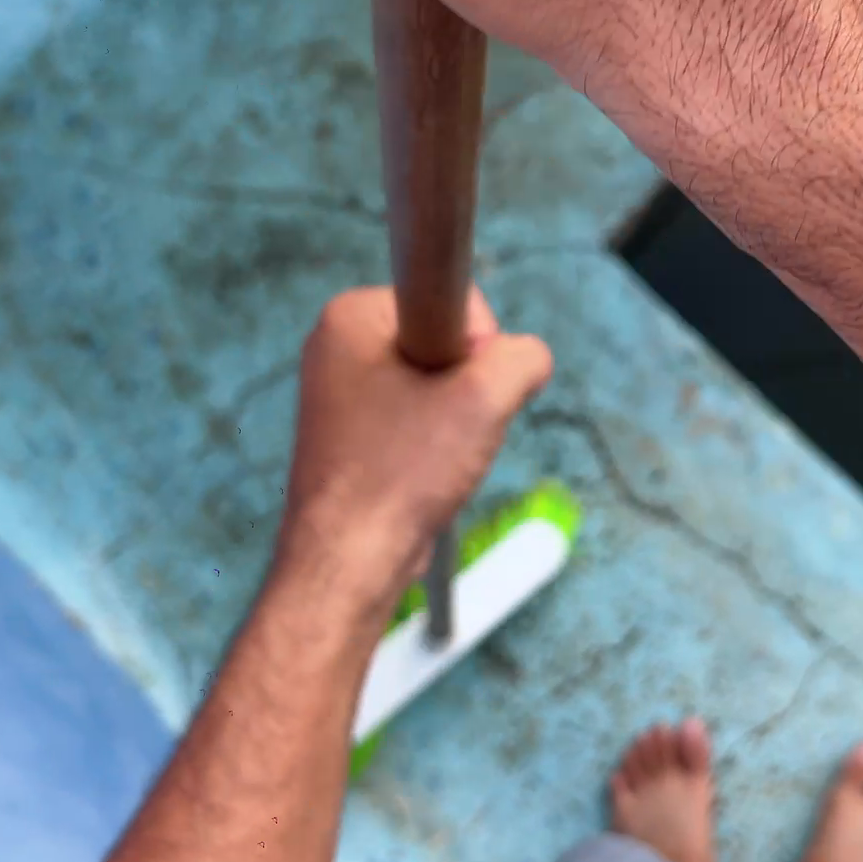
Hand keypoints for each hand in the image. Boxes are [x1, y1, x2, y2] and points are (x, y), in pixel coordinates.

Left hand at [274, 286, 552, 612]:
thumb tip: (525, 359)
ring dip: (454, 415)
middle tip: (455, 431)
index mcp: (353, 314)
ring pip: (435, 380)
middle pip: (446, 341)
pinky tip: (424, 468)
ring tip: (437, 455)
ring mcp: (338, 388)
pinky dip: (433, 436)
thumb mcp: (485, 398)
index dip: (481, 349)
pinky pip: (414, 410)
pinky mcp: (347, 428)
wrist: (349, 560)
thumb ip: (525, 357)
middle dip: (467, 386)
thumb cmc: (406, 469)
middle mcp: (336, 342)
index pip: (455, 301)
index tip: (467, 395)